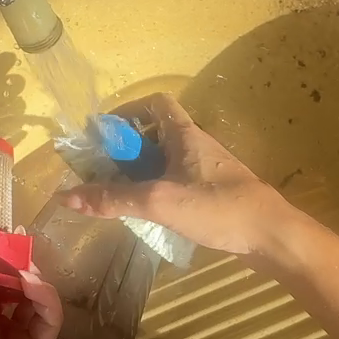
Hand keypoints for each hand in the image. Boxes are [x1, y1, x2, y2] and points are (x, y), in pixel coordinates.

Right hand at [54, 93, 295, 256]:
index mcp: (185, 135)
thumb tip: (67, 196)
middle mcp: (197, 146)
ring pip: (167, 161)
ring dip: (142, 173)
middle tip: (102, 171)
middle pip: (156, 134)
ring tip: (118, 195)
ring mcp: (208, 171)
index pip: (156, 103)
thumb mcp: (160, 201)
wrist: (271, 235)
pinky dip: (160, 190)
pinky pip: (179, 182)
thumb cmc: (218, 207)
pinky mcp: (215, 194)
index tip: (104, 134)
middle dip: (126, 150)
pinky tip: (149, 213)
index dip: (128, 111)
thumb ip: (114, 198)